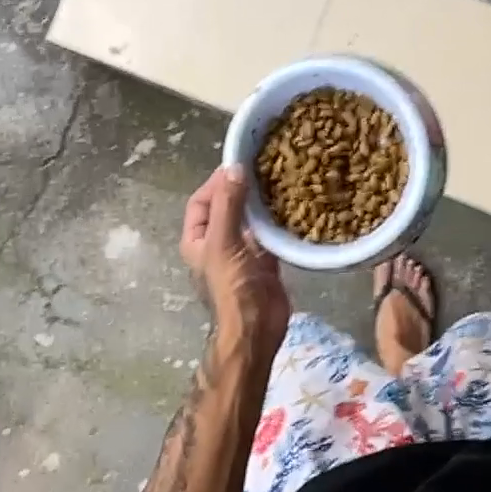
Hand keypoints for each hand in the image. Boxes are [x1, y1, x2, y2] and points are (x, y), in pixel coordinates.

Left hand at [181, 165, 289, 345]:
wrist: (256, 327)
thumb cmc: (232, 286)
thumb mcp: (224, 241)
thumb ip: (228, 204)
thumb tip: (234, 168)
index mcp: (197, 240)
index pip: (201, 201)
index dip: (216, 182)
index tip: (239, 164)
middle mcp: (217, 244)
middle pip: (227, 208)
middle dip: (242, 189)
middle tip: (264, 168)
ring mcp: (242, 253)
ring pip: (250, 221)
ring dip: (262, 204)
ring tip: (280, 181)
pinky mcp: (265, 262)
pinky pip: (270, 236)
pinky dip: (278, 222)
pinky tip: (292, 206)